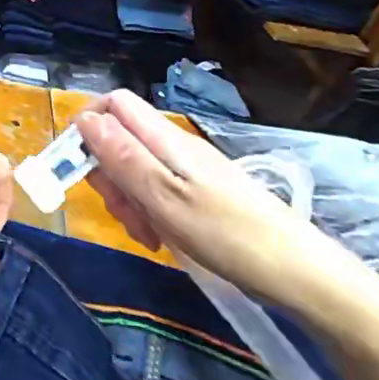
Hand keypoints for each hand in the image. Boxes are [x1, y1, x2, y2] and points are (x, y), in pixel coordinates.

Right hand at [75, 90, 378, 319]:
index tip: (78, 168)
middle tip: (121, 212)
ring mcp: (189, 171)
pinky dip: (148, 213)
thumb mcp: (165, 199)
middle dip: (107, 174)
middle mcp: (175, 147)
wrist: (300, 274)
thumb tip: (85, 120)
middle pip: (120, 140)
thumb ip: (124, 158)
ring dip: (127, 200)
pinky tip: (161, 239)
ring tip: (146, 234)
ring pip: (135, 170)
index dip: (88, 126)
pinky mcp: (200, 194)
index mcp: (166, 140)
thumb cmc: (229, 235)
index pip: (114, 105)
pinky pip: (157, 192)